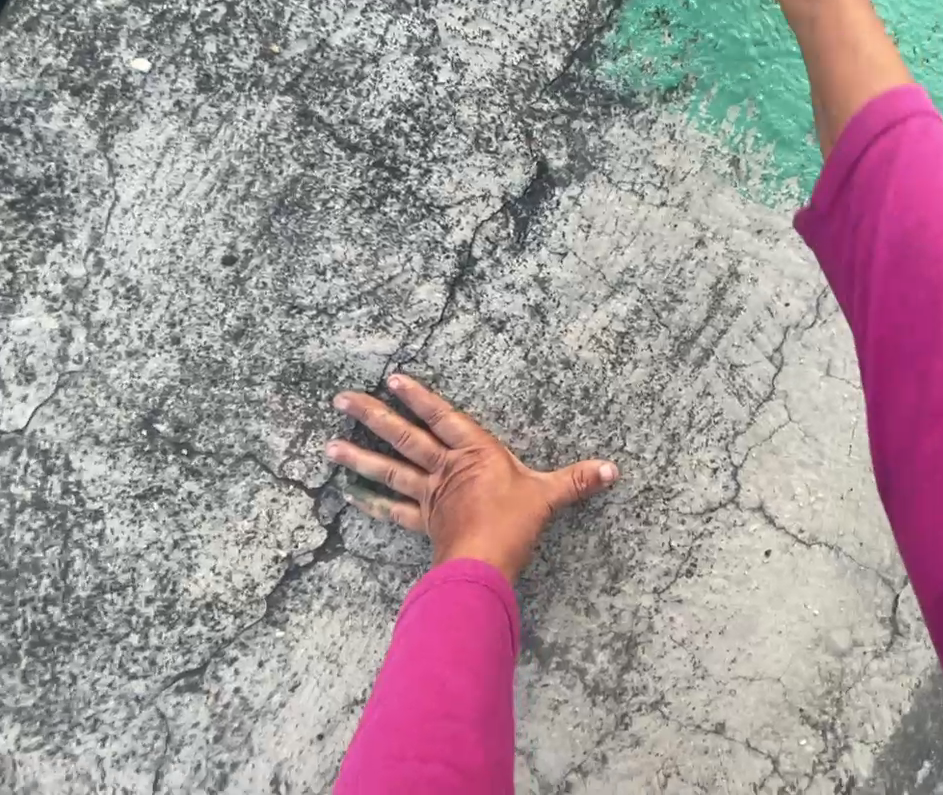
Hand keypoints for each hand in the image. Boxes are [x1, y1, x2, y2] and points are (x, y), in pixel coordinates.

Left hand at [325, 374, 618, 582]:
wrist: (485, 564)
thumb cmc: (514, 523)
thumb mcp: (549, 496)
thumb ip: (579, 480)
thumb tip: (614, 470)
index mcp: (475, 452)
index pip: (442, 417)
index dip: (419, 396)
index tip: (392, 378)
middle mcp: (447, 468)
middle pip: (405, 436)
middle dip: (373, 416)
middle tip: (341, 399)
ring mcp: (430, 495)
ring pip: (389, 469)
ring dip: (359, 456)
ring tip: (328, 445)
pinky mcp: (424, 521)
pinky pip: (393, 510)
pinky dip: (371, 503)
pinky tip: (348, 496)